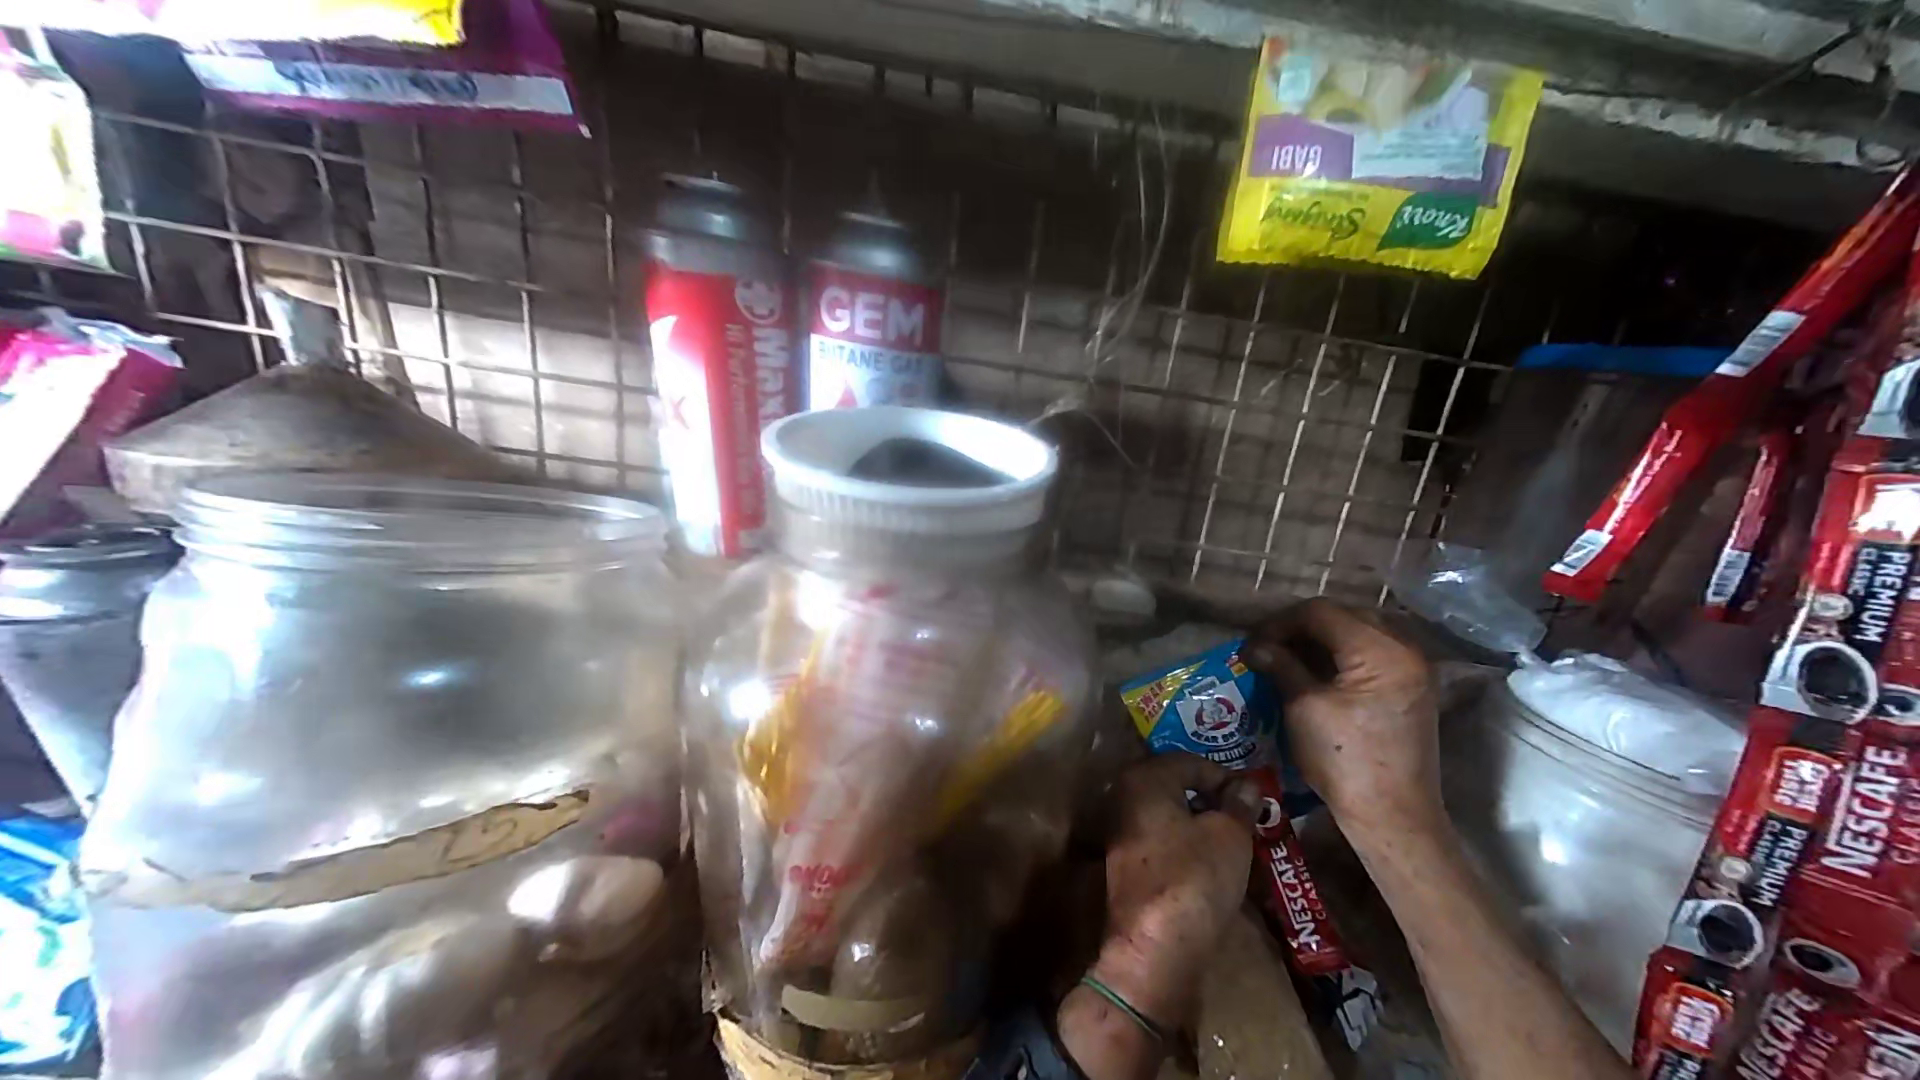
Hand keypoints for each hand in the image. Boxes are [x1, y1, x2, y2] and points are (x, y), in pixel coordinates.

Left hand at [1092, 753, 1260, 1028]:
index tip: (1254, 797)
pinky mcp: (1125, 863)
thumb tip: (1248, 784)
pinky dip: (1186, 842)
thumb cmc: (1193, 878)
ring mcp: (1120, 831)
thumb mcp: (1229, 836)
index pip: (1191, 763)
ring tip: (1234, 837)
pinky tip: (1209, 860)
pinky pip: (1161, 839)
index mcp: (1143, 778)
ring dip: (1200, 821)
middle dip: (1211, 797)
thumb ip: (1239, 805)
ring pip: (1168, 813)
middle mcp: (1123, 796)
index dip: (1226, 777)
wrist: (1154, 948)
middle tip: (1246, 815)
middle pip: (1175, 785)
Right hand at [1247, 598, 1442, 845]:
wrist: (1392, 815)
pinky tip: (1314, 671)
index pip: (1321, 612)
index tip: (1253, 644)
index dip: (1280, 622)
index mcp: (1381, 651)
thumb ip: (1281, 665)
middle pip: (1343, 616)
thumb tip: (1253, 646)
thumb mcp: (1303, 706)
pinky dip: (1339, 654)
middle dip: (1300, 627)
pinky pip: (1371, 652)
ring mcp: (1413, 669)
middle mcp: (1405, 650)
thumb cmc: (1343, 760)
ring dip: (1319, 639)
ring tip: (1286, 657)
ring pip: (1358, 631)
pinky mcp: (1410, 687)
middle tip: (1268, 647)